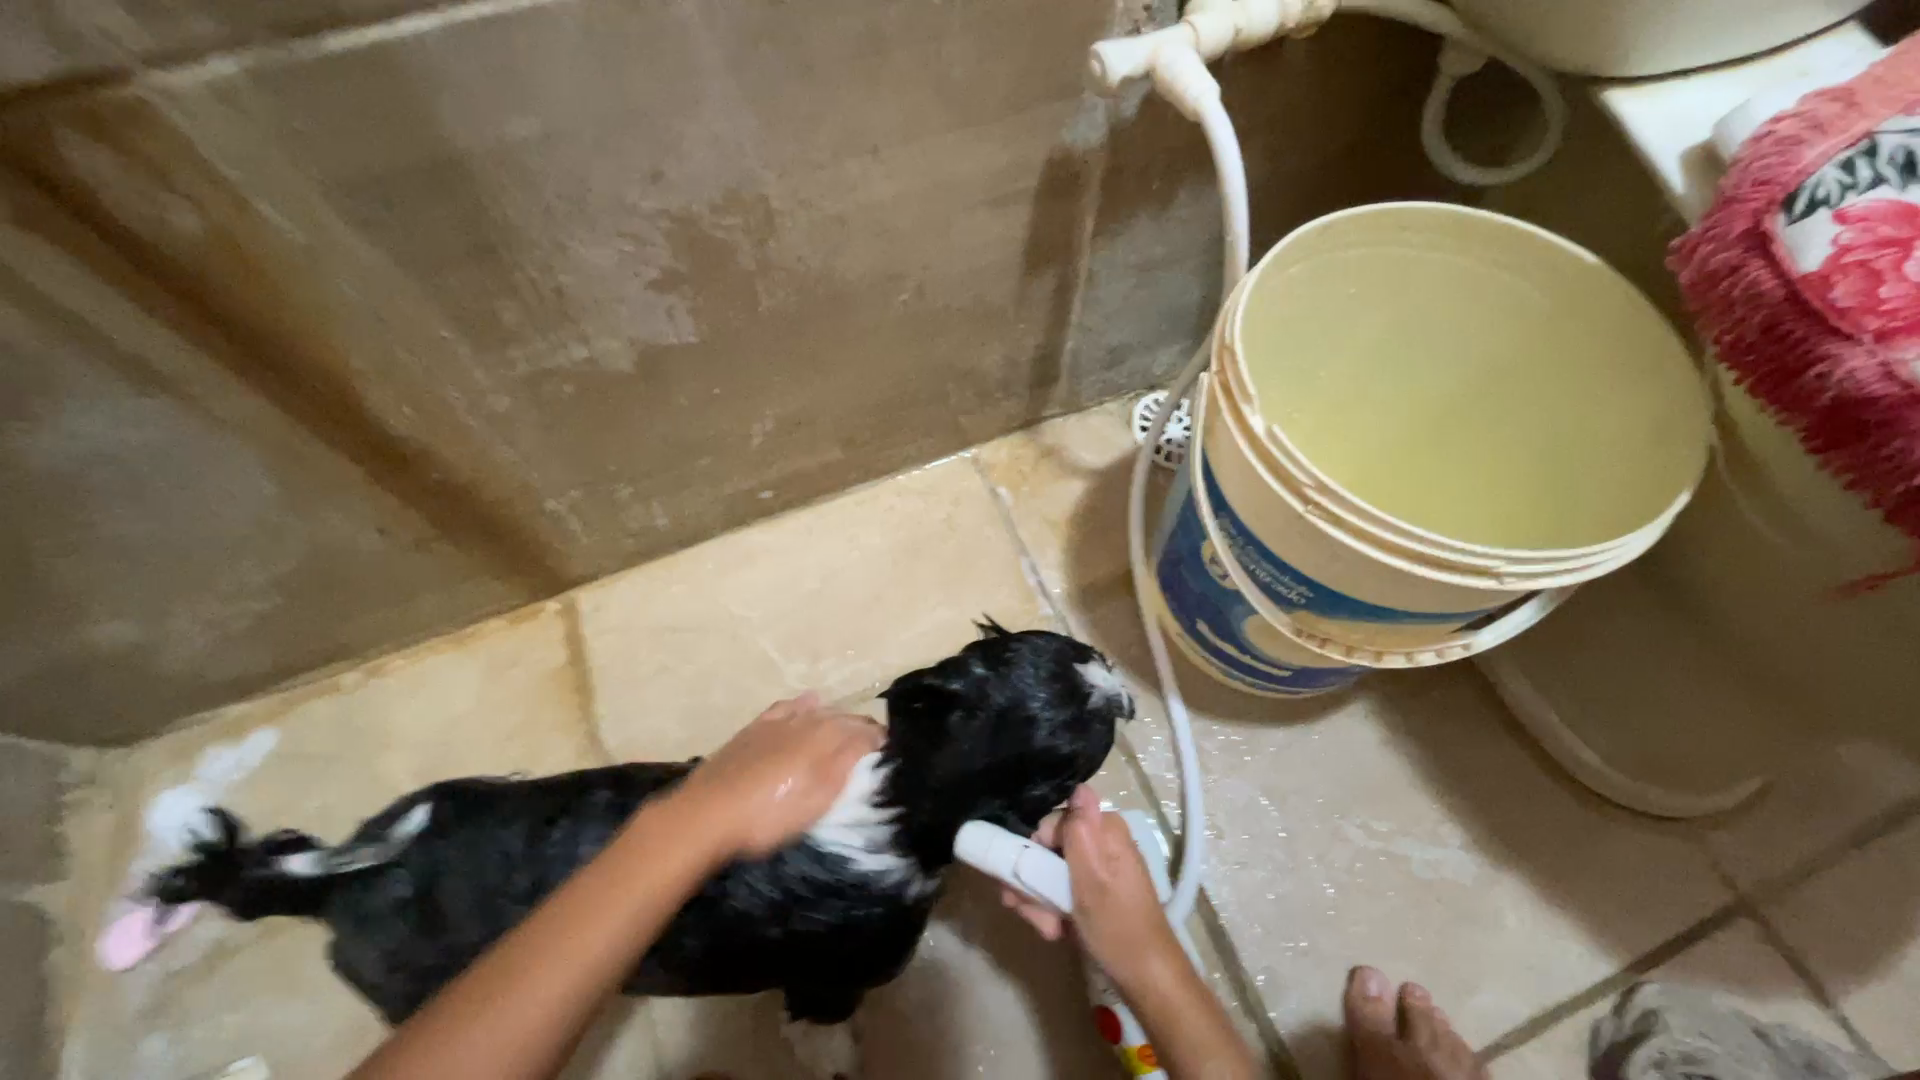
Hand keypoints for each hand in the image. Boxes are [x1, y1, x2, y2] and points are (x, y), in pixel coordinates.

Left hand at [673, 693, 884, 858]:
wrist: (708, 814)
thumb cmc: (770, 814)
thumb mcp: (820, 797)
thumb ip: (848, 764)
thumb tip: (873, 740)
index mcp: (827, 736)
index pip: (865, 731)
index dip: (881, 742)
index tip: (890, 756)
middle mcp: (807, 720)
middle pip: (844, 718)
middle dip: (862, 730)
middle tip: (872, 751)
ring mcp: (779, 722)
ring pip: (818, 711)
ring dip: (837, 719)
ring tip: (845, 733)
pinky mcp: (756, 728)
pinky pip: (788, 707)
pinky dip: (803, 705)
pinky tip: (807, 704)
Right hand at [1000, 785, 1184, 989]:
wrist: (1146, 978)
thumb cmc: (1117, 928)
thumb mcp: (1092, 880)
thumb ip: (1080, 832)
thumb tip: (1078, 785)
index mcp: (1105, 831)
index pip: (1053, 821)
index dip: (1037, 847)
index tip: (1032, 874)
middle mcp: (1101, 843)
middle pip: (1048, 847)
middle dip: (1034, 879)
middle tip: (1032, 910)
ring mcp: (1097, 868)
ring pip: (1050, 871)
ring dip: (1039, 900)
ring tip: (1048, 928)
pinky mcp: (1093, 891)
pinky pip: (1061, 889)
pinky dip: (1052, 908)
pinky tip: (1054, 930)